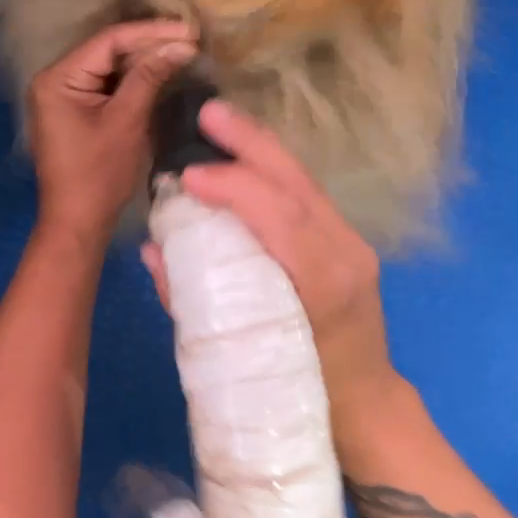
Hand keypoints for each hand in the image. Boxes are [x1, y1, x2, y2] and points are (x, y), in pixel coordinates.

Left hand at [27, 20, 195, 244]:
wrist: (77, 222)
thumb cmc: (99, 175)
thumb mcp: (127, 121)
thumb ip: (150, 77)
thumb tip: (182, 44)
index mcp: (57, 79)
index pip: (108, 41)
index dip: (151, 33)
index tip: (190, 31)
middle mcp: (53, 80)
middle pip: (107, 51)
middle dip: (149, 45)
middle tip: (191, 39)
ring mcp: (62, 96)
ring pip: (108, 68)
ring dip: (143, 61)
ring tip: (183, 51)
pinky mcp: (73, 112)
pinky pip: (105, 86)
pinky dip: (132, 81)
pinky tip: (161, 72)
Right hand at [139, 99, 399, 416]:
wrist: (362, 403)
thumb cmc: (296, 390)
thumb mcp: (235, 353)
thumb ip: (192, 300)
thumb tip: (154, 251)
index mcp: (324, 284)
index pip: (281, 217)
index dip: (234, 187)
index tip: (188, 175)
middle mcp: (346, 253)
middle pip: (298, 184)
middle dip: (249, 144)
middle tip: (206, 115)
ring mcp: (353, 244)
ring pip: (304, 182)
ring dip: (258, 150)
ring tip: (219, 125)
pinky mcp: (348, 242)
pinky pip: (305, 196)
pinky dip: (270, 172)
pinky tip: (243, 159)